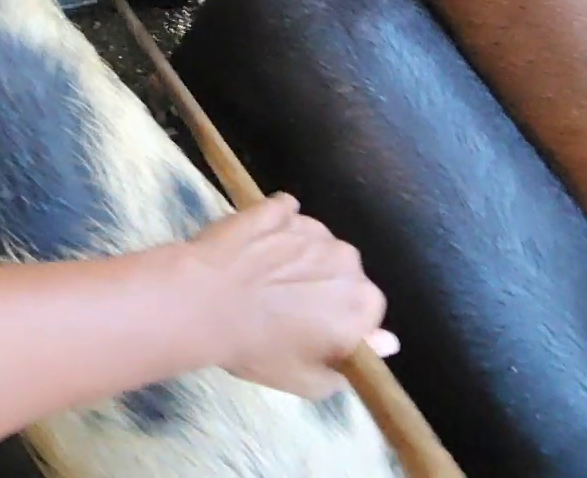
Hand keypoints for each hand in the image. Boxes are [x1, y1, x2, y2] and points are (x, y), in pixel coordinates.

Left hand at [183, 193, 394, 399]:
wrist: (202, 302)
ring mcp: (307, 226)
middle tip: (285, 300)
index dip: (341, 318)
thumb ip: (353, 363)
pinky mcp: (273, 208)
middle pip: (342, 269)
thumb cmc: (257, 348)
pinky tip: (257, 240)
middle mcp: (344, 258)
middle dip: (322, 282)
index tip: (314, 326)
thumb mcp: (310, 380)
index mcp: (361, 302)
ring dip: (298, 252)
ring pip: (315, 238)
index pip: (366, 309)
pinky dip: (276, 222)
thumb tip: (384, 341)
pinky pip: (284, 210)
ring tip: (264, 273)